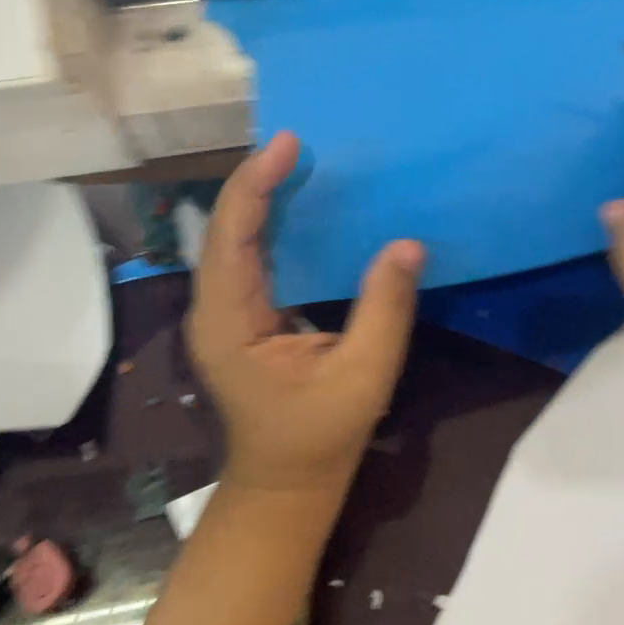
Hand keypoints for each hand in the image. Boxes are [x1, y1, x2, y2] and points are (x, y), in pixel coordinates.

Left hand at [185, 132, 425, 495]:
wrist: (287, 481)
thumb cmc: (320, 436)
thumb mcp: (363, 375)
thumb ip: (384, 310)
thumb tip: (407, 244)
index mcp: (230, 322)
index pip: (232, 237)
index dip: (255, 186)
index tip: (288, 145)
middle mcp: (215, 310)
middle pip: (224, 230)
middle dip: (256, 181)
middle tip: (297, 143)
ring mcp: (224, 313)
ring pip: (231, 239)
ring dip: (259, 198)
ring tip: (295, 160)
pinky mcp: (242, 317)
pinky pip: (248, 257)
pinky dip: (267, 224)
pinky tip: (295, 205)